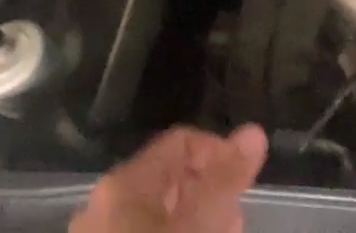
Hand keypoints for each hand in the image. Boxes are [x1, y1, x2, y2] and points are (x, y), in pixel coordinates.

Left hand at [72, 125, 266, 232]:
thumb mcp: (201, 227)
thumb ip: (227, 179)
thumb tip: (253, 132)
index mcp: (124, 185)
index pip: (183, 142)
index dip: (221, 154)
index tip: (246, 187)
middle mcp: (102, 207)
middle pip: (169, 180)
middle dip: (210, 196)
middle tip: (235, 225)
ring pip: (158, 217)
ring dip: (197, 224)